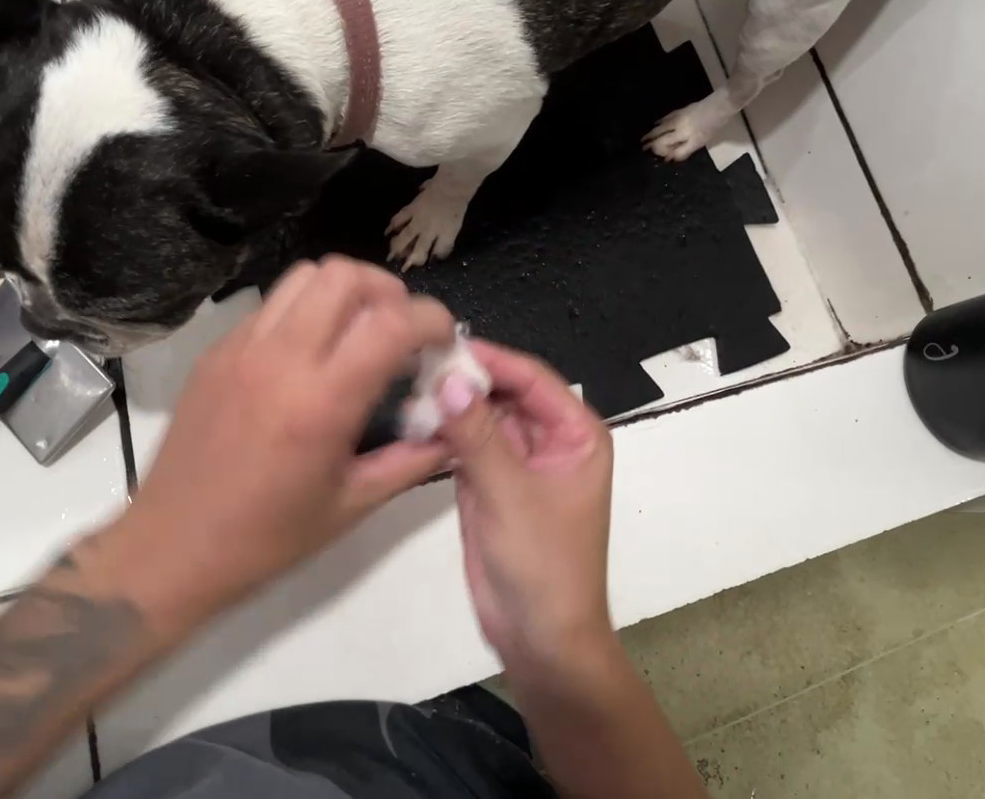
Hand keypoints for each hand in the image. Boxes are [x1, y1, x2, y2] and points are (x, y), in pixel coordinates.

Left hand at [107, 257, 455, 627]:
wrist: (169, 548)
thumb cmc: (266, 538)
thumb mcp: (352, 505)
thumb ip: (412, 460)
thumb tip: (454, 429)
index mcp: (321, 402)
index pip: (392, 323)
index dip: (432, 319)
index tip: (442, 341)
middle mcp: (281, 359)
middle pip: (345, 276)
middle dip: (389, 291)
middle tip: (401, 330)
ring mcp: (242, 348)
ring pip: (305, 276)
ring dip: (346, 292)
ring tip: (358, 331)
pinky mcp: (217, 351)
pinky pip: (272, 305)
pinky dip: (306, 311)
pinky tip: (311, 353)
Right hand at [437, 341, 615, 671]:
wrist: (540, 640)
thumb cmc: (544, 565)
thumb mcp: (511, 495)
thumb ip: (478, 435)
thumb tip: (449, 378)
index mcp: (576, 434)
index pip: (533, 379)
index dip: (492, 359)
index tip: (445, 343)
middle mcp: (549, 439)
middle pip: (505, 393)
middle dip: (466, 380)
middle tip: (416, 363)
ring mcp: (517, 461)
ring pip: (482, 416)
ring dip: (451, 405)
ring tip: (408, 386)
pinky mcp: (490, 483)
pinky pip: (466, 445)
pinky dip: (443, 433)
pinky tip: (413, 420)